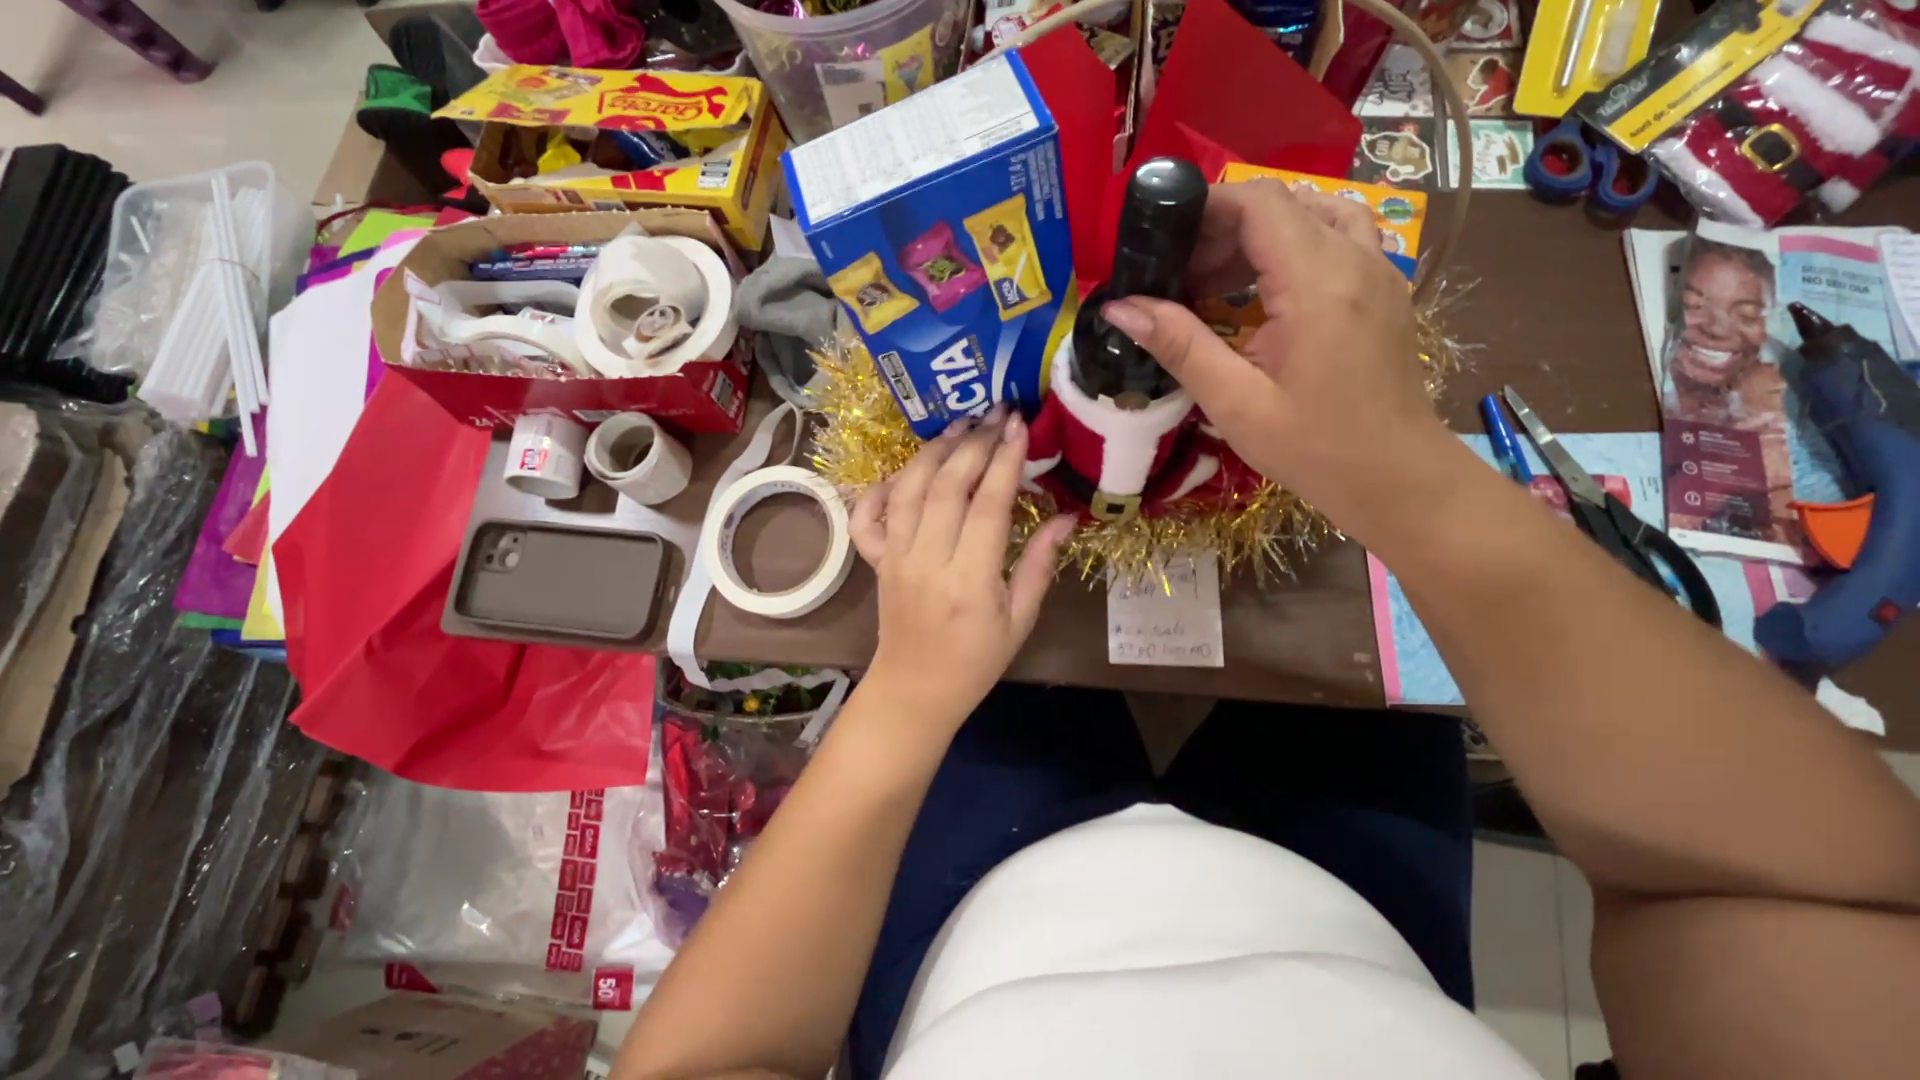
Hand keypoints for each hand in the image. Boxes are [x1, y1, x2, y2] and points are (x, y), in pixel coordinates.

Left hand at [849, 407, 1074, 724]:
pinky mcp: (876, 561)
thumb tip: (1065, 517)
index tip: (1020, 425)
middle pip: (947, 486)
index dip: (1005, 461)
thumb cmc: (977, 660)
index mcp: (969, 580)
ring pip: (909, 490)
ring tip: (961, 427)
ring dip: (933, 452)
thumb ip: (1038, 564)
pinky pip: (868, 516)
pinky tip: (905, 471)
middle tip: (997, 415)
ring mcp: (894, 559)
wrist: (916, 690)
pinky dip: (880, 487)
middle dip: (974, 444)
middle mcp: (926, 561)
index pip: (987, 505)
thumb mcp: (1020, 619)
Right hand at [1097, 180, 1466, 546]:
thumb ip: (1180, 345)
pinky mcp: (1385, 288)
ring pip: (1314, 214)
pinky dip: (1294, 248)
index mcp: (1317, 282)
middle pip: (1283, 204)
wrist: (1398, 479)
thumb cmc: (1315, 449)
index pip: (1260, 202)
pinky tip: (1265, 294)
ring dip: (1261, 235)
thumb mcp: (1236, 403)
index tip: (1162, 241)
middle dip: (1223, 228)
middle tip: (1180, 277)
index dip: (1206, 207)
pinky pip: (1338, 239)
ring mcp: (1379, 270)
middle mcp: (1355, 259)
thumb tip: (1119, 307)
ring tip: (1220, 282)